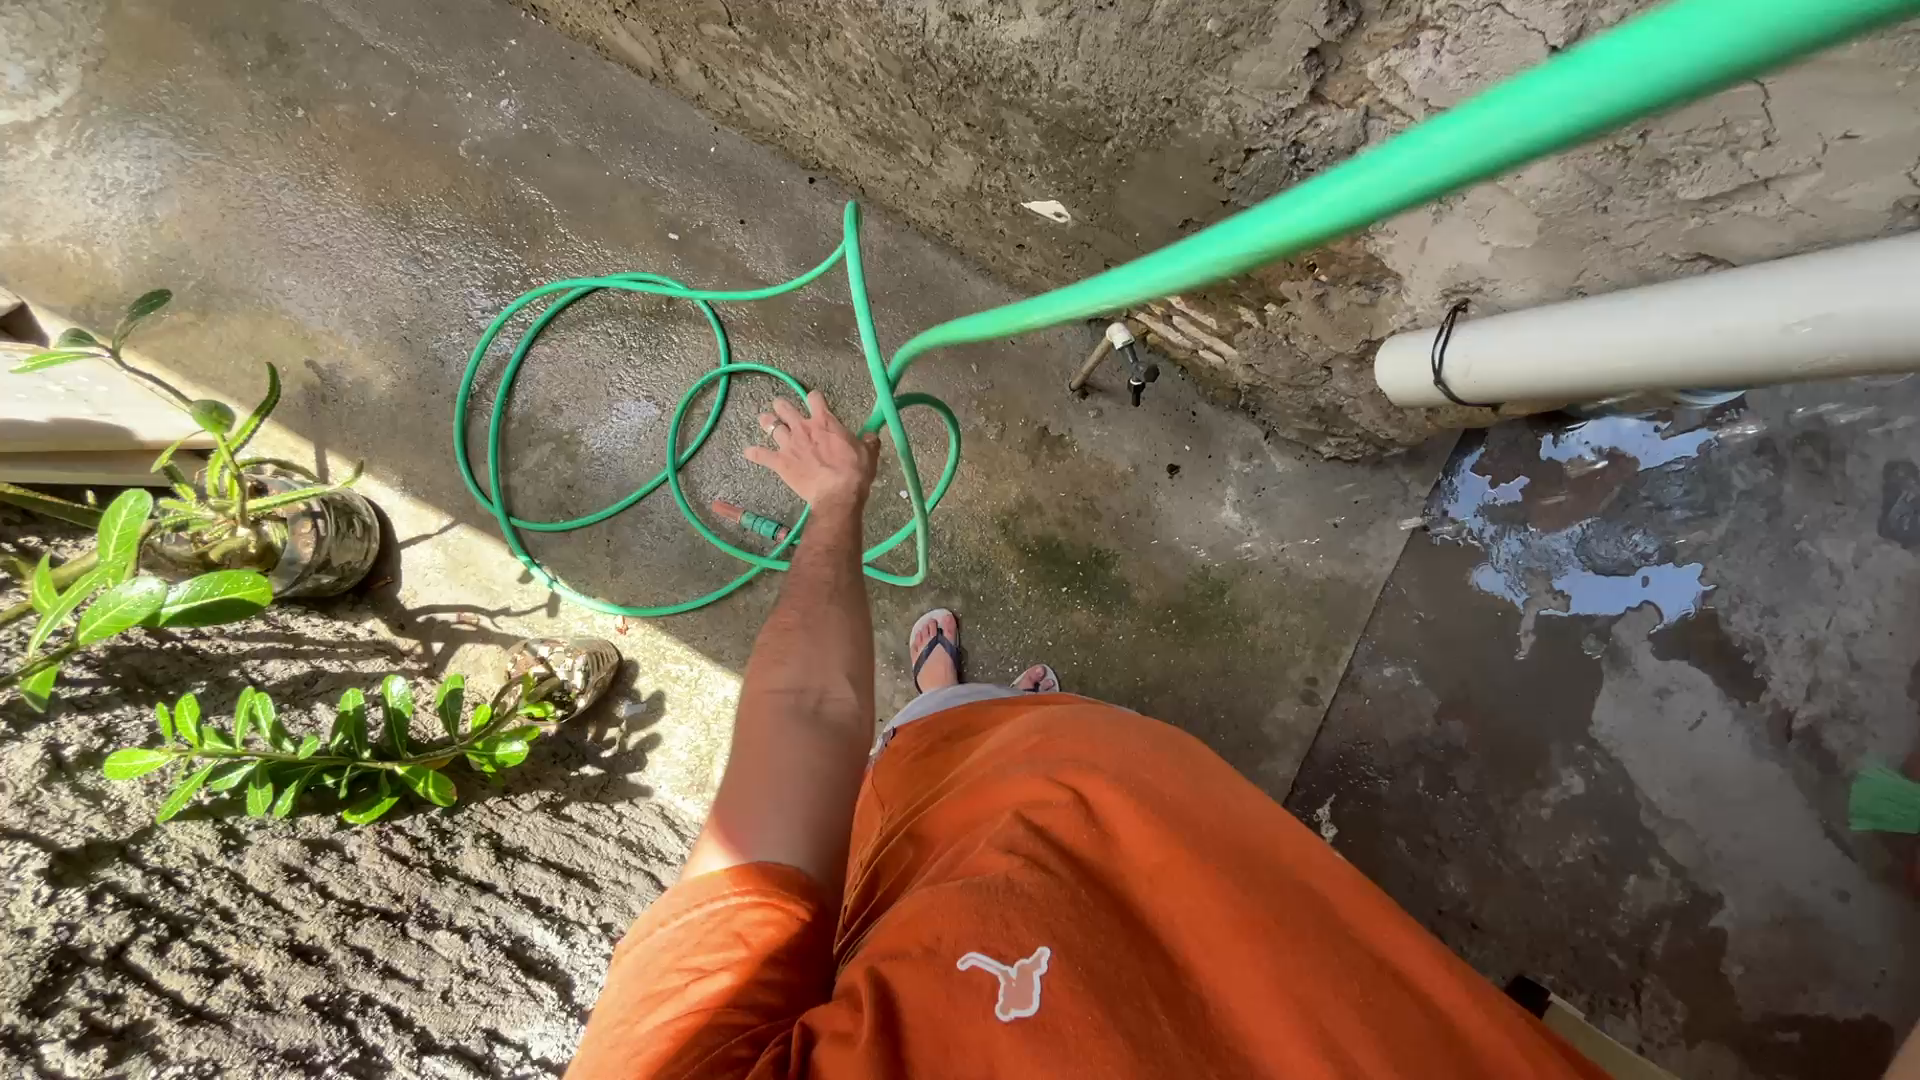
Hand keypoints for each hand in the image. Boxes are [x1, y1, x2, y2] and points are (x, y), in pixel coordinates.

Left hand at [744, 390, 878, 509]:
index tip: (815, 402)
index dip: (814, 398)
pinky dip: (754, 453)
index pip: (814, 398)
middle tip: (782, 409)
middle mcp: (803, 428)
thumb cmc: (854, 472)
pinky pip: (760, 455)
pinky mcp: (779, 462)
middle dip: (782, 406)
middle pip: (785, 407)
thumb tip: (872, 436)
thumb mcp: (868, 453)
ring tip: (765, 421)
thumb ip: (868, 441)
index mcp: (824, 422)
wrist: (837, 494)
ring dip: (767, 422)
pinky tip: (748, 452)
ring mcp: (788, 444)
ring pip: (770, 425)